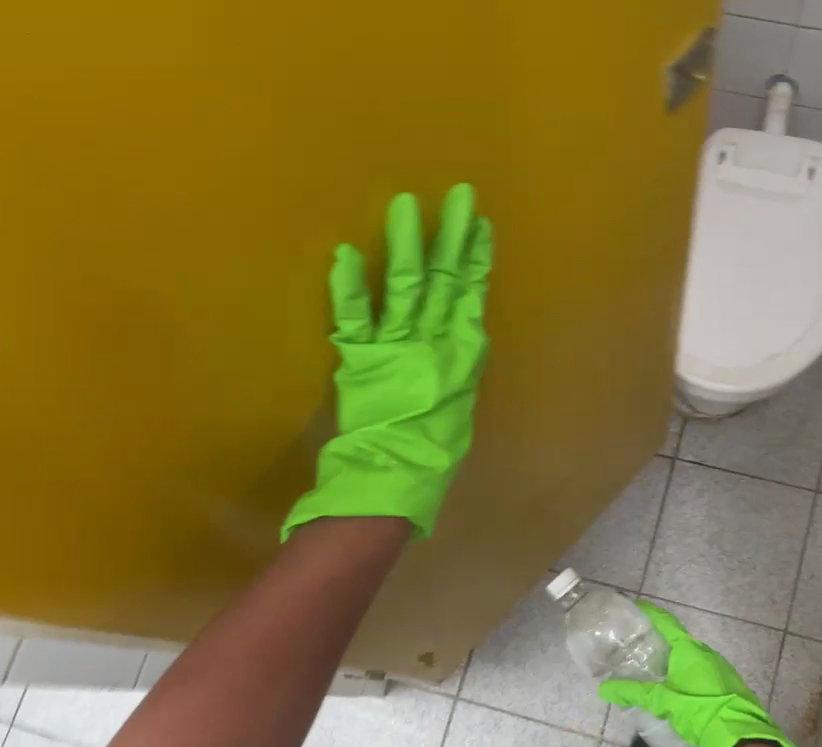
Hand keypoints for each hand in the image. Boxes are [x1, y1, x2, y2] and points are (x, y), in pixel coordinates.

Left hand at [282, 184, 494, 539]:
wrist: (399, 475)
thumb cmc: (433, 451)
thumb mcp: (458, 407)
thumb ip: (458, 369)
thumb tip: (461, 339)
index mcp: (459, 354)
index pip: (468, 296)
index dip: (473, 260)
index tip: (478, 226)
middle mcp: (431, 342)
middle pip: (442, 281)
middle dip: (450, 237)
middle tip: (458, 196)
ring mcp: (396, 346)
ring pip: (403, 287)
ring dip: (405, 245)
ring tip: (406, 206)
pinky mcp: (362, 359)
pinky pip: (354, 317)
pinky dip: (348, 287)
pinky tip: (343, 253)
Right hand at [597, 601, 804, 746]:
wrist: (738, 733)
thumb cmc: (698, 708)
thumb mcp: (662, 702)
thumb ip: (633, 693)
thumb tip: (603, 689)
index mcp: (689, 649)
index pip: (666, 622)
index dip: (651, 613)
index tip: (637, 607)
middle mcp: (705, 652)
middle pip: (679, 640)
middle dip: (660, 641)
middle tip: (639, 644)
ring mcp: (719, 667)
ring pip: (691, 656)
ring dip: (674, 659)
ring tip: (654, 666)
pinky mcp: (726, 683)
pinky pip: (702, 670)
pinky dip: (686, 671)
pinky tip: (676, 685)